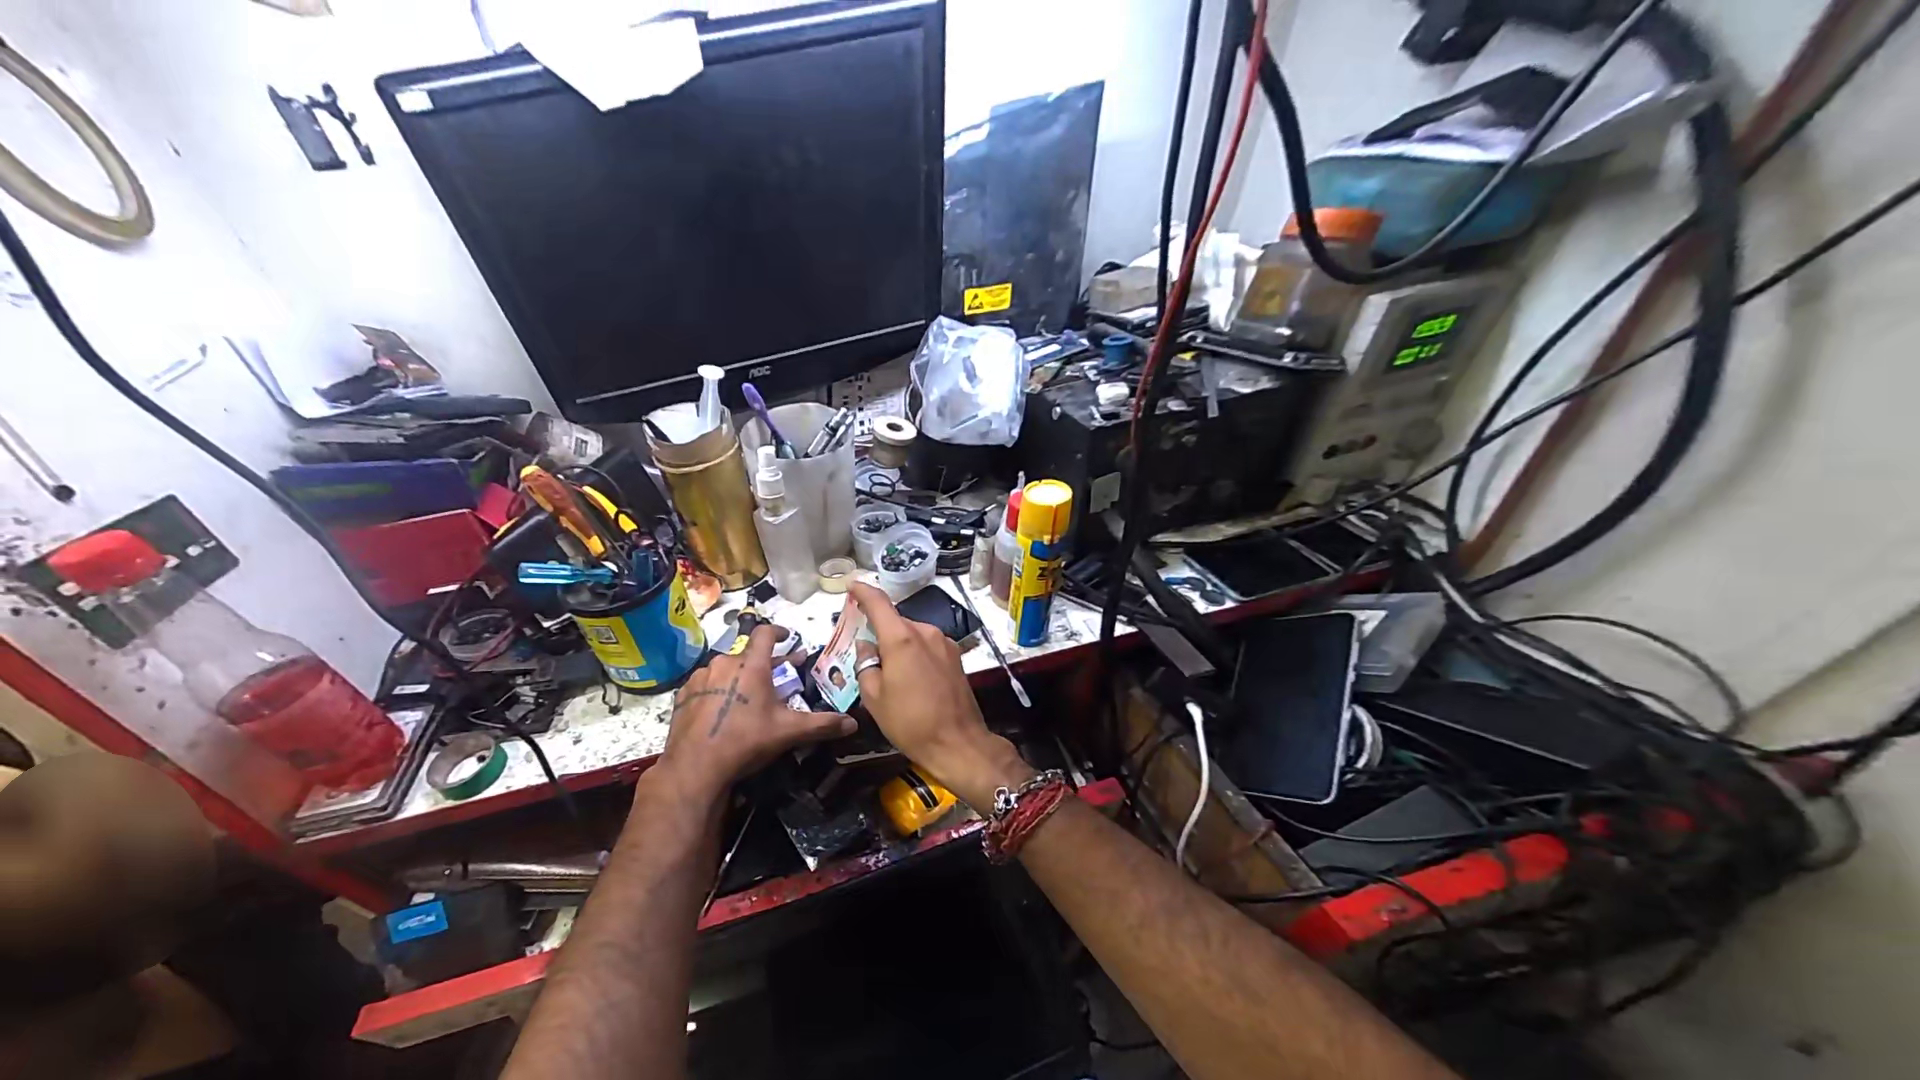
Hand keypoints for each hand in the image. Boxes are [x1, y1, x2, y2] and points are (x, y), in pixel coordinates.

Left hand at [655, 623, 855, 801]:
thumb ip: (821, 724)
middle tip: (775, 679)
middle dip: (763, 664)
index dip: (779, 632)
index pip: (766, 634)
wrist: (695, 767)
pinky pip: (706, 684)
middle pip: (748, 655)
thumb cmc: (746, 741)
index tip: (787, 637)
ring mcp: (700, 678)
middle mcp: (724, 663)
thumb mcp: (788, 732)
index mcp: (751, 665)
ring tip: (747, 697)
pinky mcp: (683, 694)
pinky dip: (717, 690)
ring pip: (725, 669)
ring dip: (739, 677)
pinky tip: (721, 709)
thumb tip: (853, 724)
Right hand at [849, 583, 1031, 809]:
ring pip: (912, 635)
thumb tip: (866, 646)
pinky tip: (911, 680)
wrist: (958, 743)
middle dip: (879, 633)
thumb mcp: (874, 697)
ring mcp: (944, 643)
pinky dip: (914, 654)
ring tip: (890, 676)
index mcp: (901, 638)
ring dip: (898, 646)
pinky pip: (927, 646)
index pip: (878, 603)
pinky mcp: (955, 656)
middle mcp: (925, 632)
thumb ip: (865, 665)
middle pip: (895, 622)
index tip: (851, 586)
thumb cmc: (910, 722)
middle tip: (866, 657)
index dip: (862, 591)